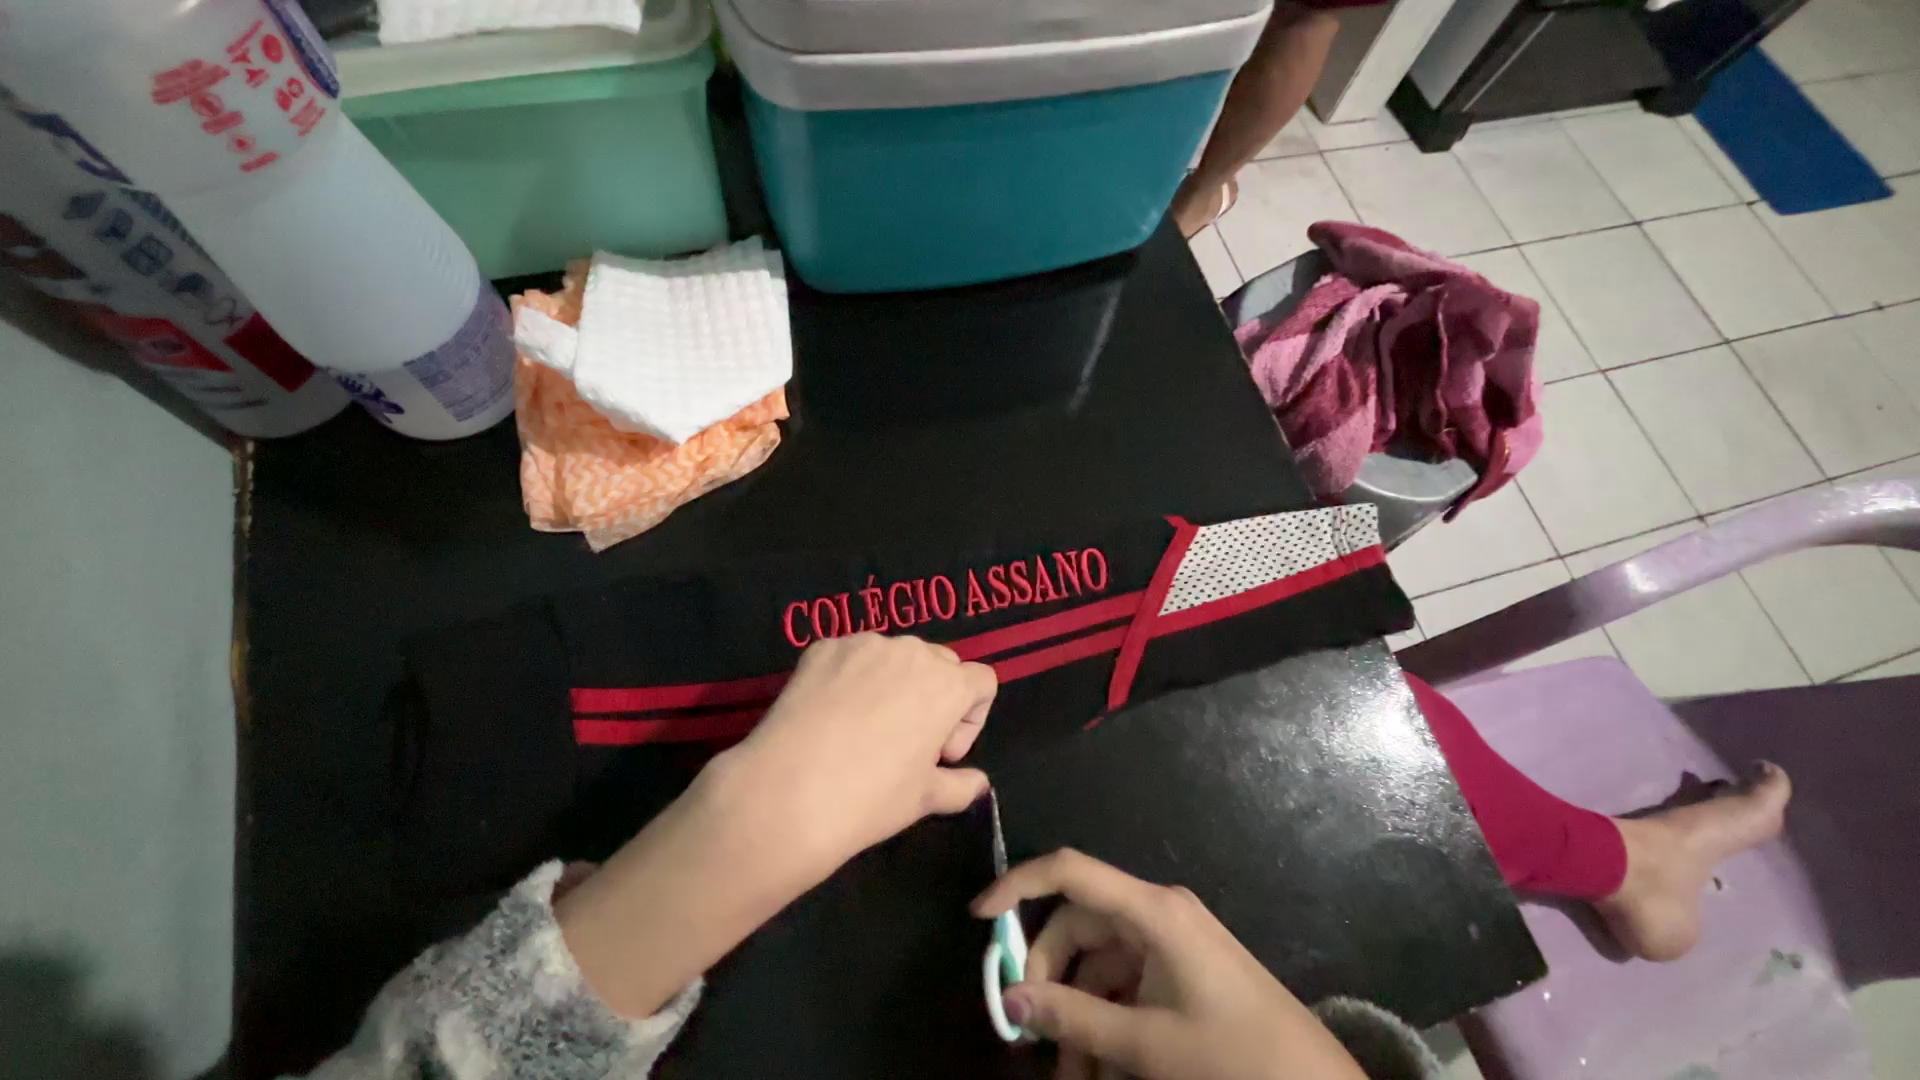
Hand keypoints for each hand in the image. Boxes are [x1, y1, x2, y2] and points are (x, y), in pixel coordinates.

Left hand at [718, 632, 997, 872]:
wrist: (787, 793)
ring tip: (864, 729)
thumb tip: (978, 784)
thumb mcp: (924, 800)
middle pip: (940, 664)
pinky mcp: (822, 648)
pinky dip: (852, 679)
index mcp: (947, 684)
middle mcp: (911, 652)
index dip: (969, 720)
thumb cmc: (869, 798)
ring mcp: (863, 645)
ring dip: (893, 685)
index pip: (981, 682)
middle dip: (934, 697)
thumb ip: (960, 786)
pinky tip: (831, 717)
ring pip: (894, 657)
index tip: (941, 755)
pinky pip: (852, 657)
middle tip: (907, 742)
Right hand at [972, 850, 1366, 1079]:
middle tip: (1028, 1032)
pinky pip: (1125, 982)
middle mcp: (1157, 913)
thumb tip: (1010, 1001)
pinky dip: (1104, 1018)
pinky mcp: (1180, 967)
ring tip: (1068, 1072)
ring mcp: (1170, 940)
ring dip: (1076, 1011)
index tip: (979, 917)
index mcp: (1152, 911)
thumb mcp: (1146, 1043)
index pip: (1069, 871)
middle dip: (1048, 977)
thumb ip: (1073, 1017)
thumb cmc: (1233, 1054)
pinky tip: (1095, 1066)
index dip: (1019, 884)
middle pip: (1078, 925)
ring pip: (1098, 962)